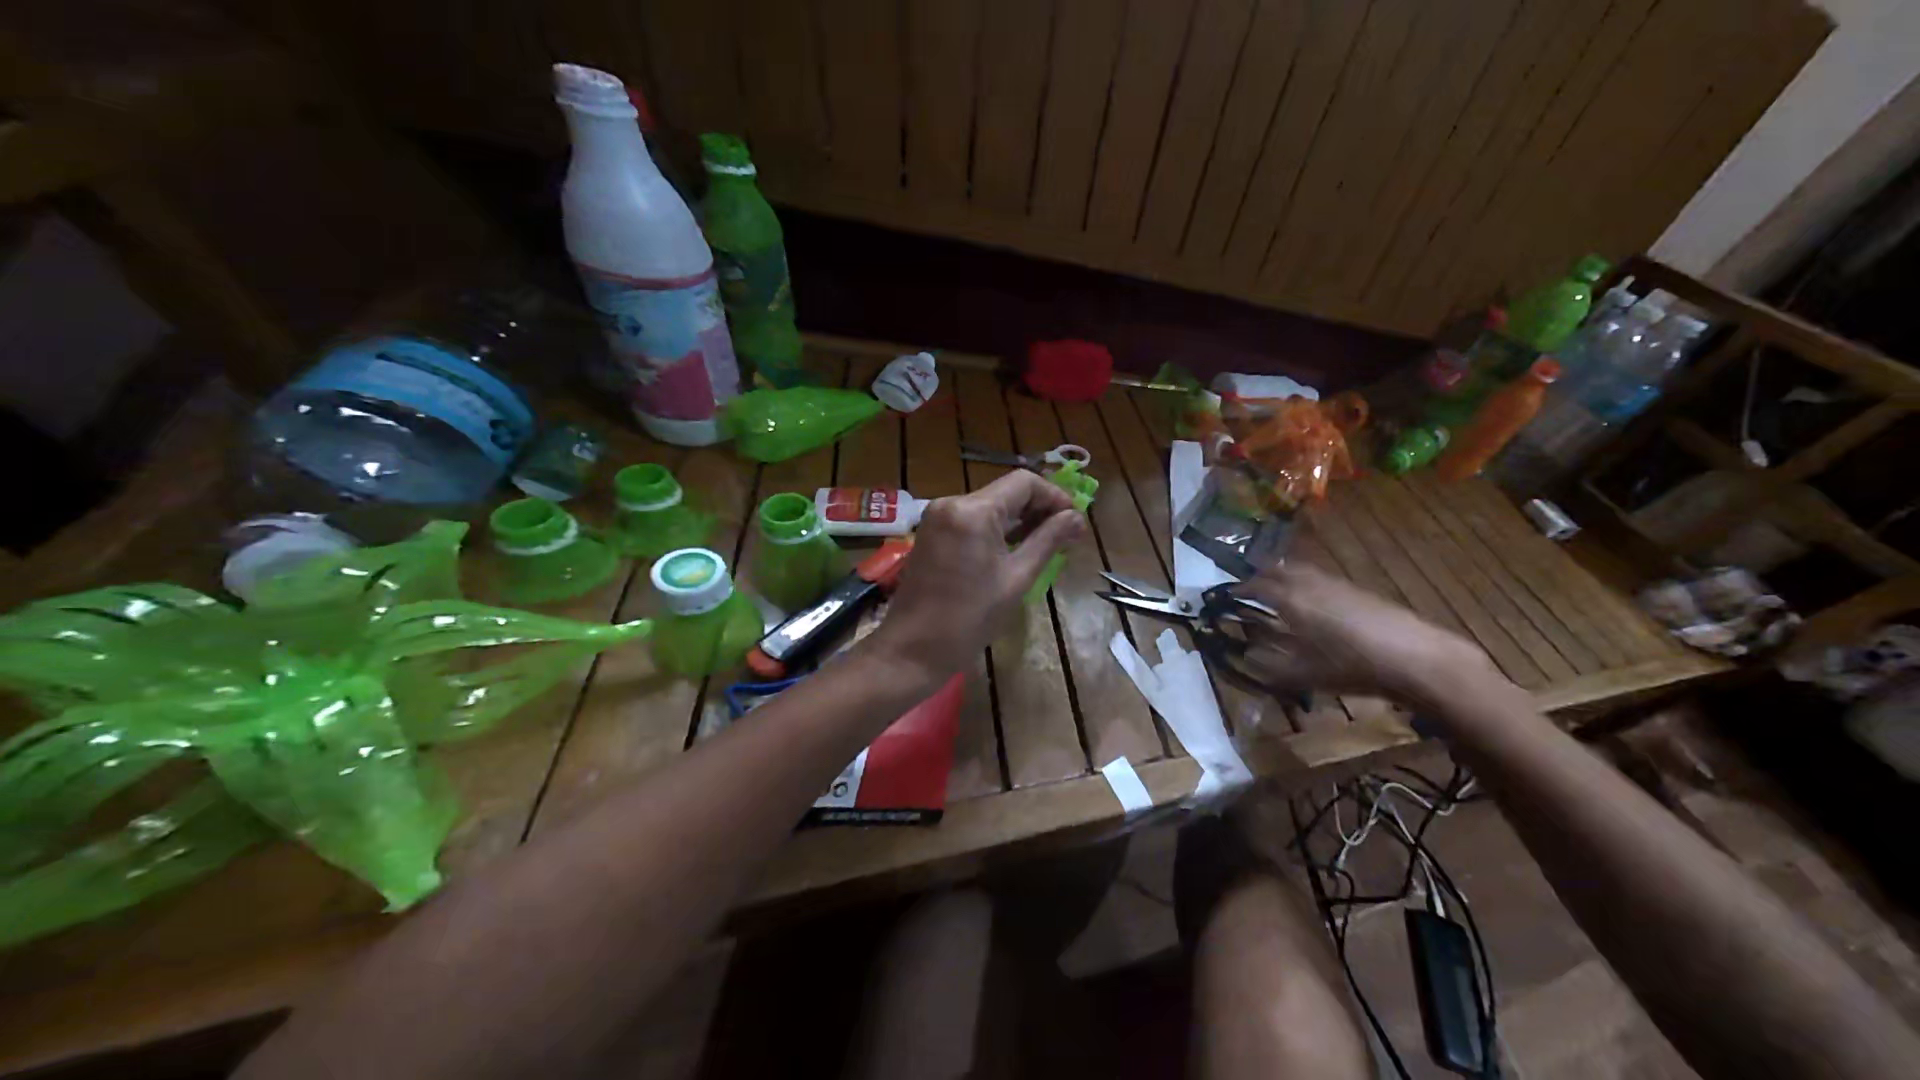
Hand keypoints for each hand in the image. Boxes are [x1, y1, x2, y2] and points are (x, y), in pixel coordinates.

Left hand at [869, 471, 1085, 683]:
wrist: (914, 648)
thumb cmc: (970, 617)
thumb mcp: (1017, 578)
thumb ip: (1048, 541)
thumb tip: (1077, 518)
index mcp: (973, 511)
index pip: (1024, 482)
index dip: (1054, 496)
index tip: (1074, 520)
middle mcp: (952, 503)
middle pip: (1006, 492)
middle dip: (1038, 509)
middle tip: (1066, 536)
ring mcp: (938, 517)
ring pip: (989, 505)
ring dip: (1019, 520)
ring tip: (1046, 544)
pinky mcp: (932, 532)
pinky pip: (972, 520)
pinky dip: (996, 529)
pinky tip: (1015, 549)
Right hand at [1233, 563, 1497, 706]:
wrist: (1416, 657)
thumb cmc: (1353, 667)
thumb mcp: (1306, 674)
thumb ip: (1272, 665)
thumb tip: (1248, 656)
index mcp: (1290, 599)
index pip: (1255, 586)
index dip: (1238, 590)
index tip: (1226, 596)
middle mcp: (1308, 583)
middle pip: (1276, 569)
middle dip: (1259, 576)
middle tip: (1248, 589)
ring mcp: (1334, 583)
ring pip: (1299, 570)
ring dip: (1282, 576)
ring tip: (1276, 591)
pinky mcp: (1356, 589)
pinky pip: (1318, 577)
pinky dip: (1303, 582)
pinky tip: (1310, 602)